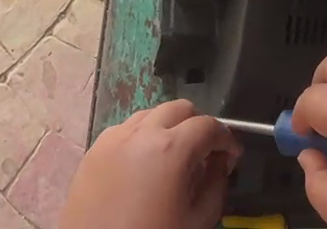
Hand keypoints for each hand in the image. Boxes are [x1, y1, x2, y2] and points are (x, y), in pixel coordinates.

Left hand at [58, 99, 242, 228]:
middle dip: (198, 125)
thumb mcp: (197, 222)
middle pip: (180, 108)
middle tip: (205, 153)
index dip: (226, 138)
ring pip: (151, 114)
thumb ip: (216, 184)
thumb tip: (220, 160)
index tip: (232, 155)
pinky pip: (126, 129)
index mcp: (171, 148)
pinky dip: (142, 137)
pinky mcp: (95, 149)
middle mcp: (142, 132)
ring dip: (169, 127)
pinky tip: (143, 165)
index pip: (208, 125)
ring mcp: (115, 137)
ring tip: (173, 158)